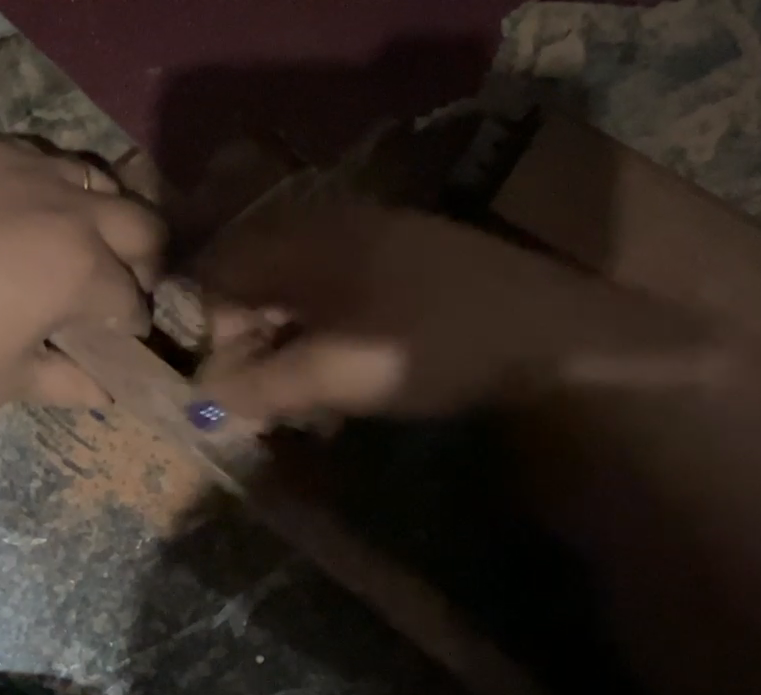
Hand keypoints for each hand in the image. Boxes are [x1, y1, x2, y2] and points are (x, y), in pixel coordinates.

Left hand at [0, 138, 164, 406]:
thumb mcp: (6, 379)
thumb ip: (69, 383)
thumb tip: (107, 392)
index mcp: (80, 270)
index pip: (134, 298)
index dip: (134, 324)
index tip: (120, 337)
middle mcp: (68, 207)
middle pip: (142, 224)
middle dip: (145, 261)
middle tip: (117, 286)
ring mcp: (26, 166)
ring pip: (98, 179)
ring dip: (104, 215)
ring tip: (76, 243)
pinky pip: (42, 157)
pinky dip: (52, 186)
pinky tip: (25, 212)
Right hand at [192, 201, 725, 419]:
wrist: (557, 339)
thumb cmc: (430, 350)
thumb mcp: (333, 374)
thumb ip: (259, 385)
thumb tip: (202, 398)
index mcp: (310, 241)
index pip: (221, 276)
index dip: (212, 334)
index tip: (231, 385)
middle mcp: (333, 228)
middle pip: (255, 286)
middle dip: (248, 348)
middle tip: (264, 400)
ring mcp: (372, 243)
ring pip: (293, 298)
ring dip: (284, 351)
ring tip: (302, 400)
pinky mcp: (401, 266)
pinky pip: (332, 301)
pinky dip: (319, 341)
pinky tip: (338, 378)